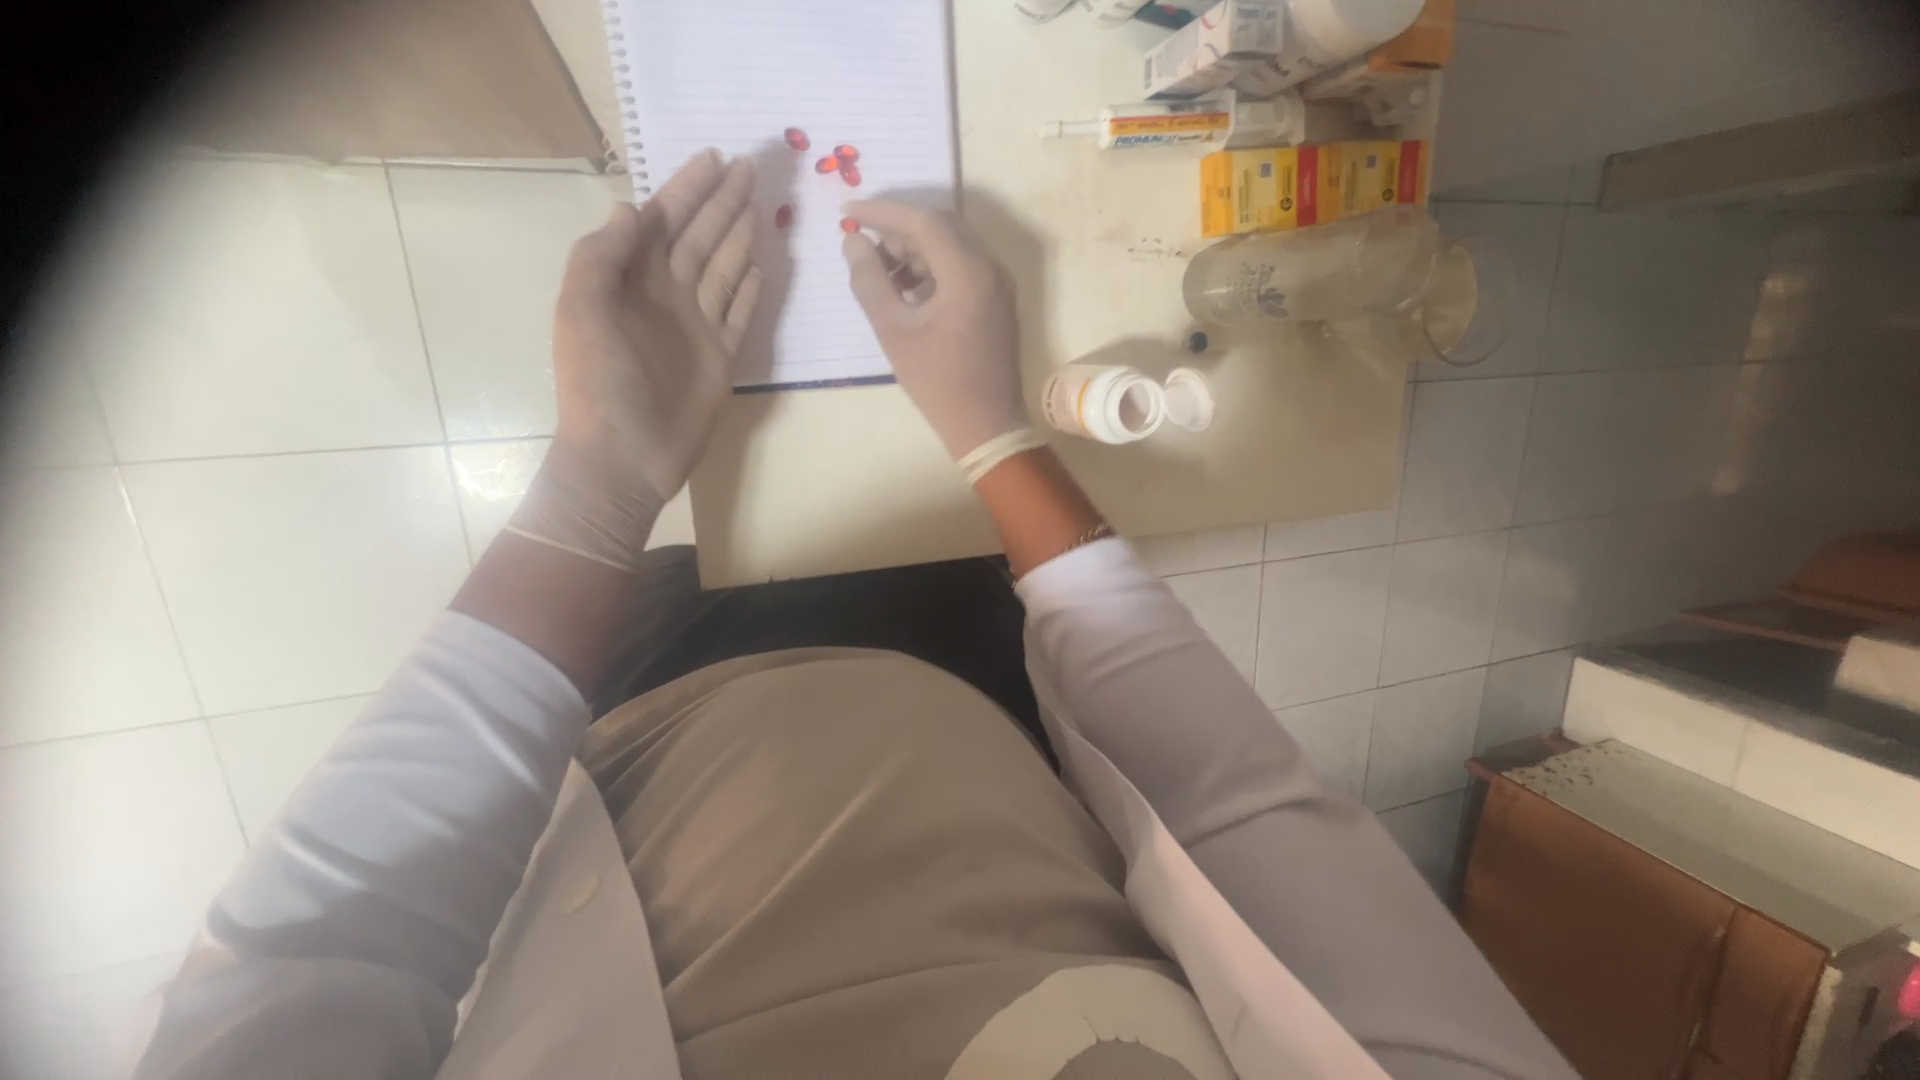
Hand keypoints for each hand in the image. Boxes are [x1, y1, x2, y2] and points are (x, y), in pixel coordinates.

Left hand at [506, 151, 760, 570]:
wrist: (625, 458)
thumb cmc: (598, 386)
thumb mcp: (582, 312)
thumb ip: (603, 257)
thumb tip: (635, 208)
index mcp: (630, 280)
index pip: (664, 220)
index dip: (687, 188)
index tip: (714, 157)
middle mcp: (667, 295)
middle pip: (701, 236)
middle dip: (723, 201)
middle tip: (752, 167)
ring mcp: (697, 326)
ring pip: (725, 267)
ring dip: (741, 234)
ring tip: (762, 203)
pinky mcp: (721, 357)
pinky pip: (740, 312)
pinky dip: (751, 287)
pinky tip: (762, 263)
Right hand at [841, 200, 1039, 476]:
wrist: (987, 424)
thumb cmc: (937, 382)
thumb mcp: (893, 331)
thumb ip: (870, 281)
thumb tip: (853, 243)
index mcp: (968, 272)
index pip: (923, 221)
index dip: (882, 212)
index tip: (848, 213)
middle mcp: (990, 268)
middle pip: (941, 227)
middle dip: (899, 229)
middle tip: (863, 244)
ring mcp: (998, 284)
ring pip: (952, 246)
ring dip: (915, 249)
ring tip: (880, 272)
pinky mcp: (997, 299)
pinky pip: (963, 267)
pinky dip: (933, 268)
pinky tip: (906, 289)